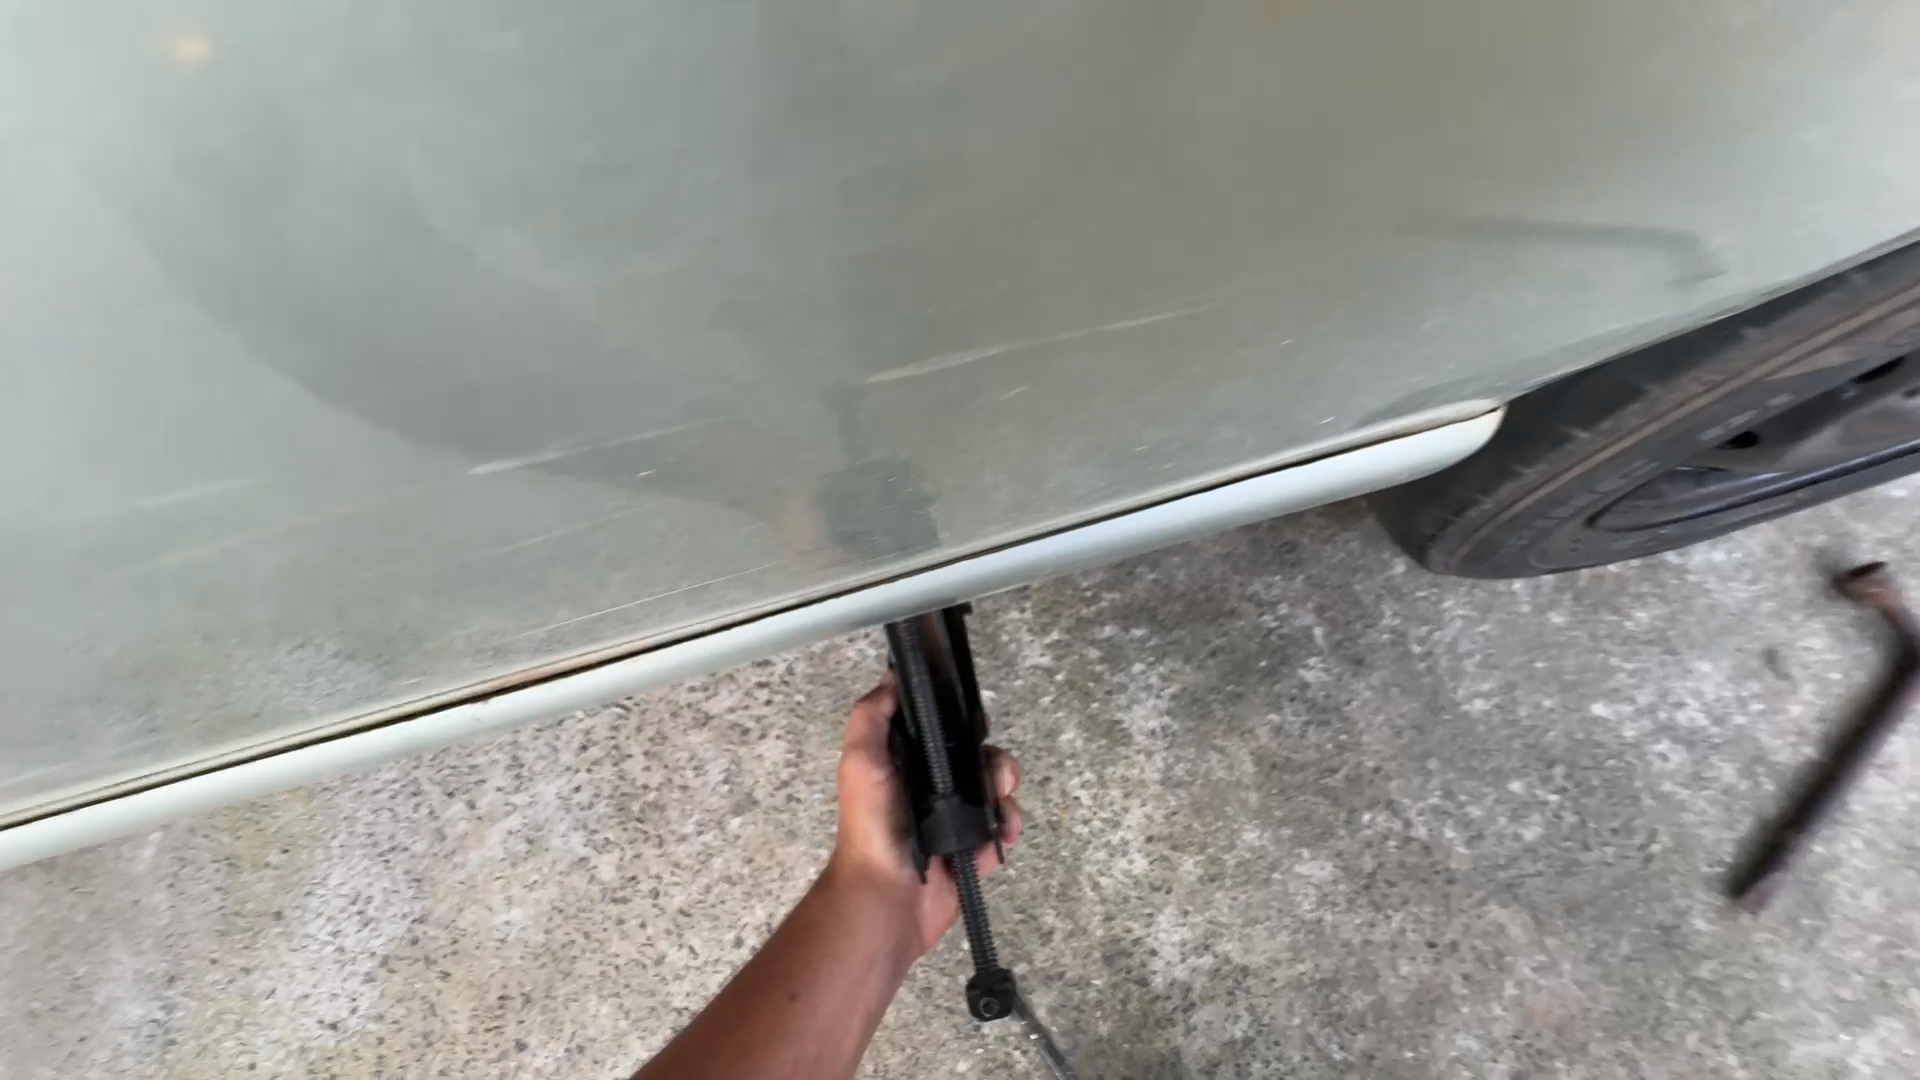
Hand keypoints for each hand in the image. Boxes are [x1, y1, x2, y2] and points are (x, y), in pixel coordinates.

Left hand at [828, 672, 1023, 957]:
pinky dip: (1005, 829)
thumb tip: (892, 677)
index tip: (975, 723)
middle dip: (993, 759)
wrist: (888, 899)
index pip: (944, 729)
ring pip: (997, 789)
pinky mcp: (974, 847)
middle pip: (979, 756)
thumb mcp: (861, 760)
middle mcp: (934, 785)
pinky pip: (1003, 827)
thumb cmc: (874, 824)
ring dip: (1004, 794)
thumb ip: (872, 716)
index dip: (962, 720)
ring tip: (996, 809)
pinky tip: (995, 837)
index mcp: (909, 762)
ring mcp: (956, 817)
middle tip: (992, 774)